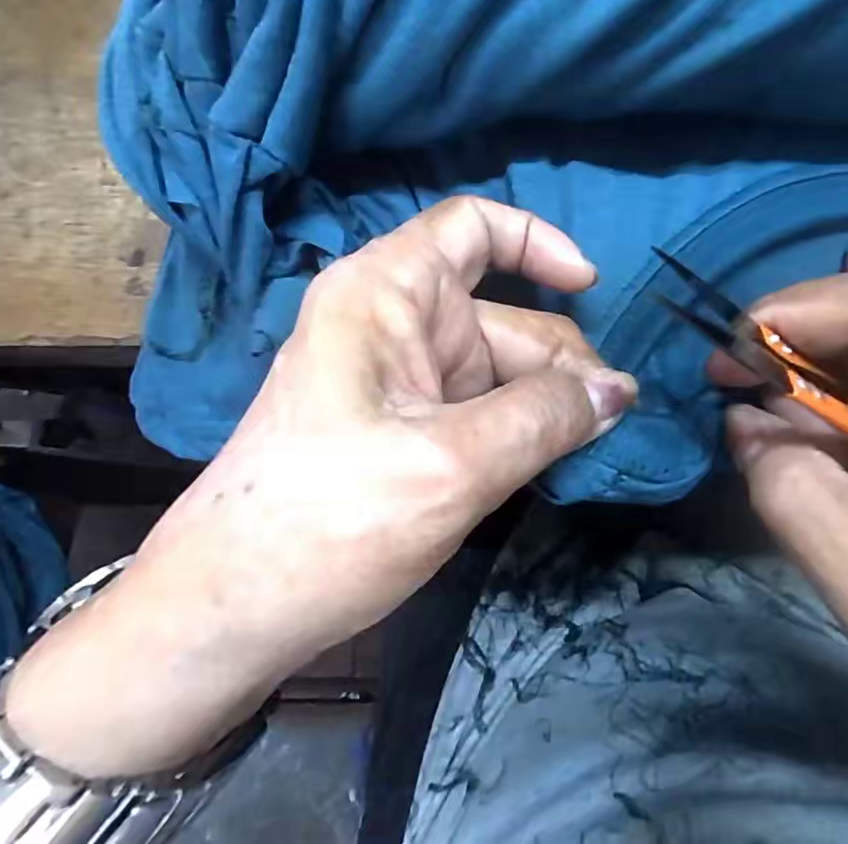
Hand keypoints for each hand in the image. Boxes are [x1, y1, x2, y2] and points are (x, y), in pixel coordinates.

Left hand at [7, 198, 634, 775]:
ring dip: (553, 404)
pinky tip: (562, 457)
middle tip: (614, 420)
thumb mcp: (451, 465)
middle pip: (507, 315)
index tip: (590, 288)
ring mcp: (405, 379)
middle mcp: (397, 323)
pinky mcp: (411, 425)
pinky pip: (489, 408)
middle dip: (563, 362)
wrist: (227, 620)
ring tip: (596, 446)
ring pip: (505, 369)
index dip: (537, 242)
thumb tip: (620, 393)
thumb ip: (545, 418)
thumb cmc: (325, 525)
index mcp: (386, 294)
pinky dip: (528, 428)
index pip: (472, 226)